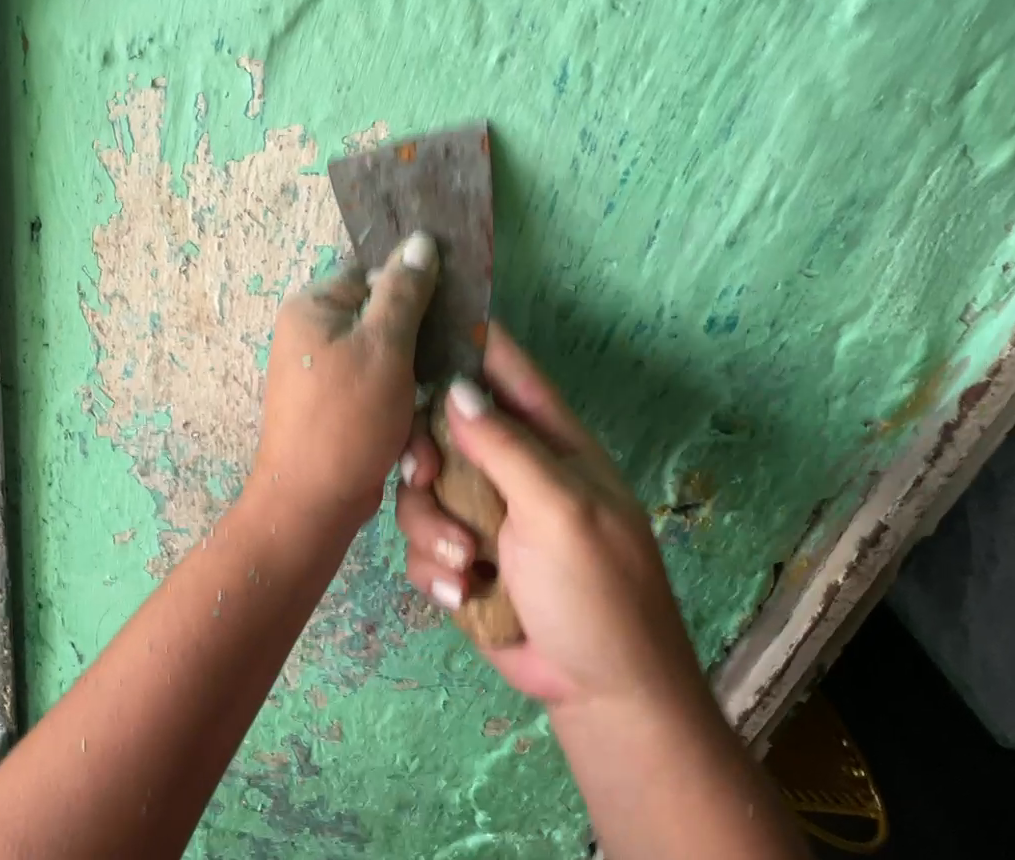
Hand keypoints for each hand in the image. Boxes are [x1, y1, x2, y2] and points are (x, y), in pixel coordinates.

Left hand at [249, 232, 438, 520]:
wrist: (314, 502)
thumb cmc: (347, 418)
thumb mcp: (384, 347)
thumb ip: (404, 292)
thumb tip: (421, 241)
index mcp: (313, 306)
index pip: (372, 274)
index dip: (413, 292)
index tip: (448, 318)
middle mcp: (312, 333)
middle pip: (386, 322)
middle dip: (417, 360)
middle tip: (434, 386)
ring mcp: (323, 371)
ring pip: (391, 366)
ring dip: (412, 398)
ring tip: (414, 431)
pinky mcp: (337, 405)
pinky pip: (380, 396)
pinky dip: (397, 420)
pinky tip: (406, 450)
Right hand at [395, 324, 704, 715]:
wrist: (598, 691)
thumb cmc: (597, 592)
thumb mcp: (558, 511)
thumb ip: (506, 447)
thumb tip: (458, 388)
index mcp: (551, 443)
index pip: (506, 370)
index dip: (467, 339)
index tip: (416, 323)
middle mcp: (511, 469)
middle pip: (440, 429)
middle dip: (425, 456)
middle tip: (425, 478)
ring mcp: (483, 514)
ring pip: (420, 489)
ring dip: (431, 528)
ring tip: (465, 564)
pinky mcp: (461, 555)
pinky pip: (419, 541)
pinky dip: (436, 568)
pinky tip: (466, 593)